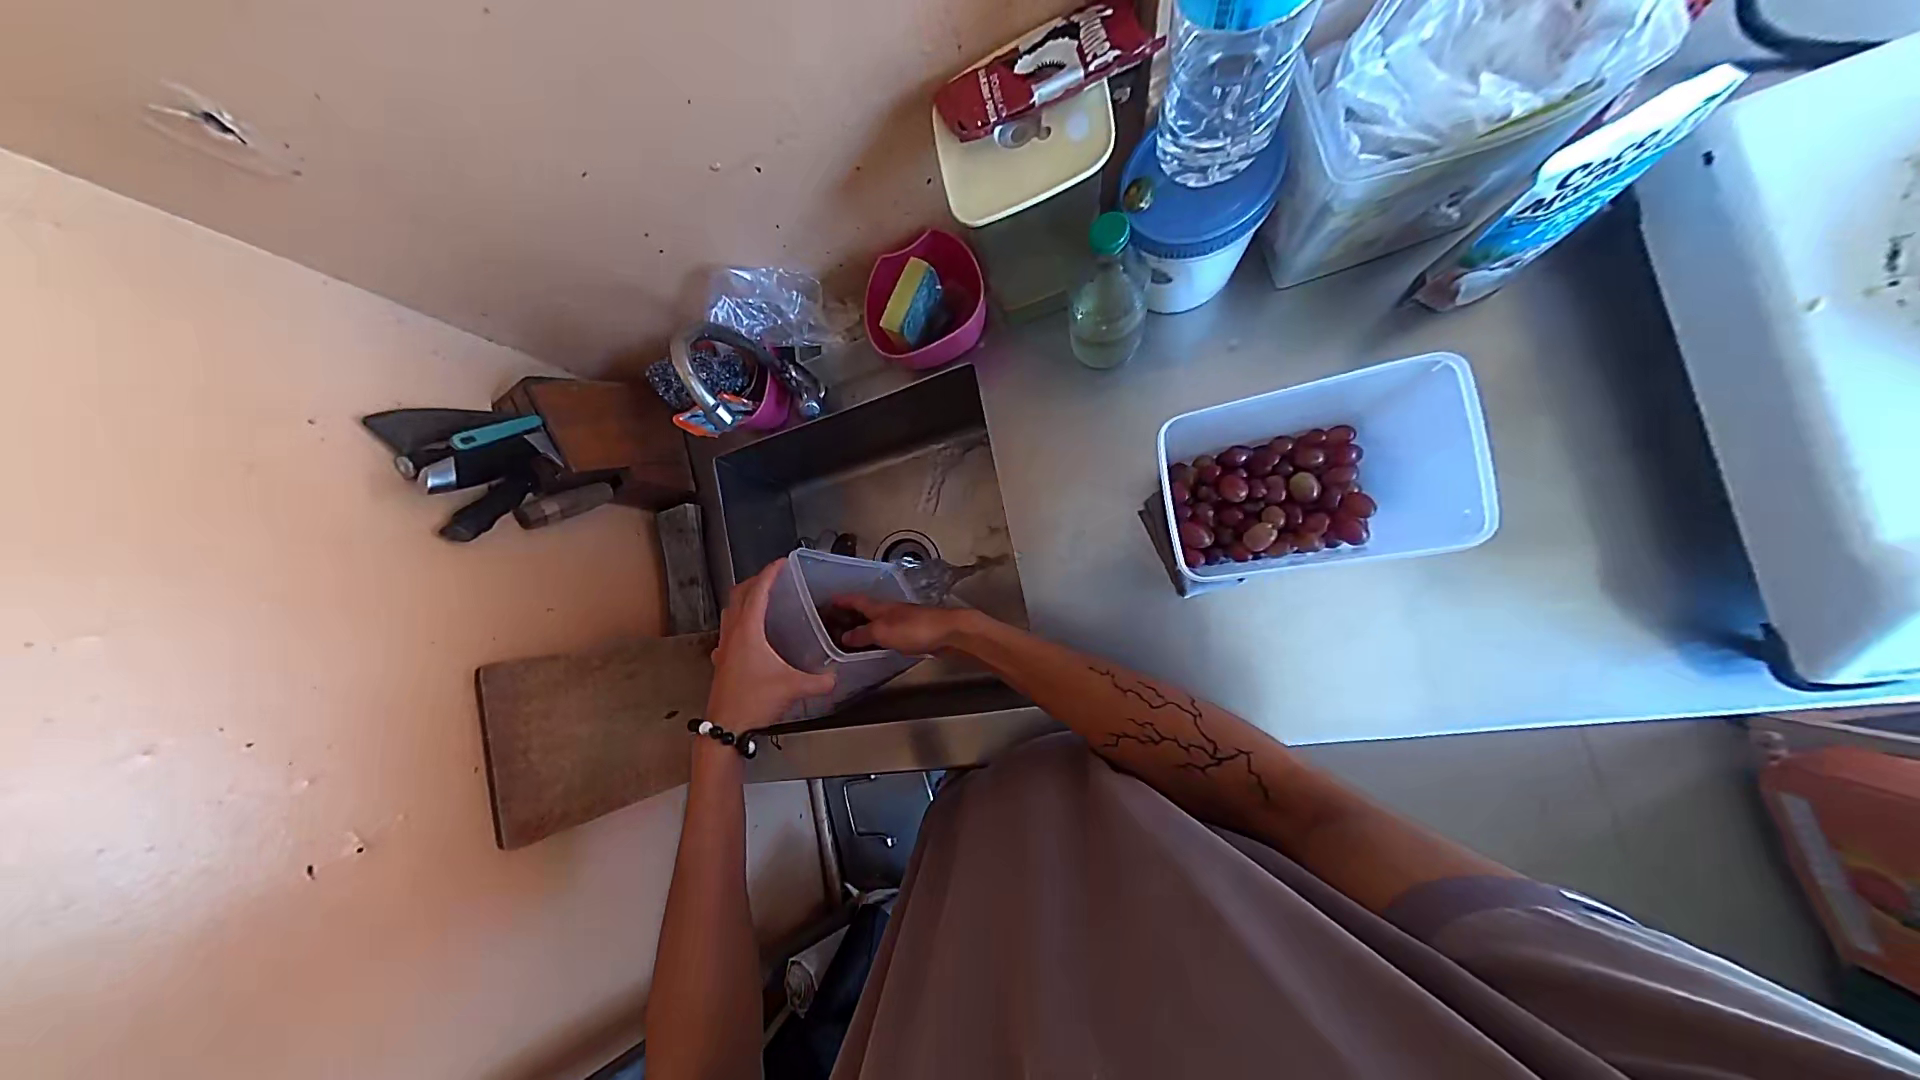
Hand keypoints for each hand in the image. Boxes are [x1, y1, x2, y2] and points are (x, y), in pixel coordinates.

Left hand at [706, 560, 835, 730]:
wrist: (726, 728)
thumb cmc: (753, 702)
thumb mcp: (793, 688)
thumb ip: (819, 681)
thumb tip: (835, 677)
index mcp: (748, 632)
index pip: (758, 593)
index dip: (770, 574)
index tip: (781, 563)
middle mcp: (732, 634)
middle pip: (738, 596)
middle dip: (755, 581)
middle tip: (772, 577)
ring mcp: (724, 648)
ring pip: (730, 612)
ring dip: (744, 599)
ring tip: (761, 598)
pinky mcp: (722, 661)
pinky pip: (728, 631)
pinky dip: (739, 621)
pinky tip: (749, 633)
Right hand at [831, 595, 974, 655]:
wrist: (950, 632)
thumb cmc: (914, 629)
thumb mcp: (883, 632)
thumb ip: (863, 634)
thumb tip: (844, 636)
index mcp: (881, 607)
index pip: (856, 600)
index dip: (842, 600)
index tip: (828, 600)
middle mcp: (891, 610)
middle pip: (867, 609)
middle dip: (851, 612)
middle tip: (836, 620)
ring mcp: (904, 619)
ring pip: (879, 619)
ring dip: (865, 624)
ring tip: (852, 633)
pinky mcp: (914, 630)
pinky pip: (890, 630)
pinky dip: (879, 634)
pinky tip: (877, 643)